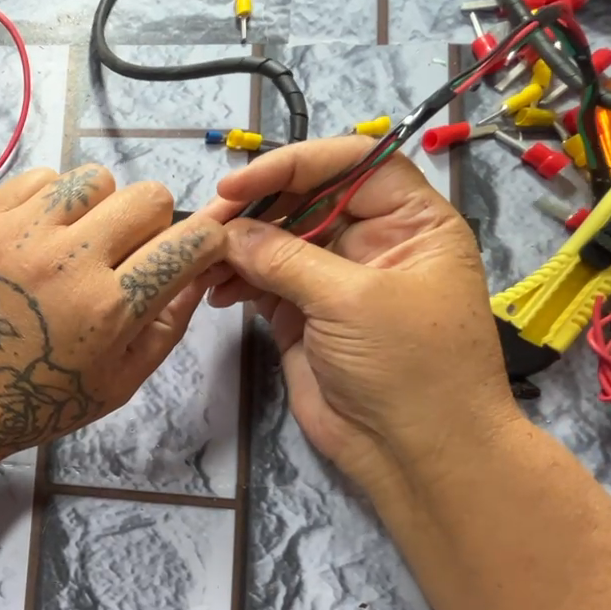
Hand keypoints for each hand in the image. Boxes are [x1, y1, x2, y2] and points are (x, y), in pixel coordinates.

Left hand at [0, 164, 226, 477]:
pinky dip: (50, 200)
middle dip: (149, 226)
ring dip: (97, 208)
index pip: (190, 240)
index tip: (185, 254)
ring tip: (74, 246)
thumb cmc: (41, 401)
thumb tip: (201, 269)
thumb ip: (168, 325)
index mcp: (109, 307)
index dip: (201, 243)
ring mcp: (19, 238)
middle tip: (120, 259)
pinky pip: (38, 178)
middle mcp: (67, 262)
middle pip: (147, 196)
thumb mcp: (119, 383)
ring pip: (92, 179)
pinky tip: (39, 237)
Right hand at [195, 138, 523, 491]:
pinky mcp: (300, 317)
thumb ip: (286, 260)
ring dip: (236, 250)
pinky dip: (235, 283)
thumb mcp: (351, 300)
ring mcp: (331, 281)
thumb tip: (227, 232)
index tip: (237, 186)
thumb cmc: (407, 364)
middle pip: (305, 202)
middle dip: (254, 211)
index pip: (352, 164)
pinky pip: (261, 284)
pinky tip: (214, 292)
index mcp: (409, 221)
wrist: (410, 445)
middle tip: (203, 229)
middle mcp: (369, 242)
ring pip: (275, 245)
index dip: (293, 166)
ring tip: (201, 266)